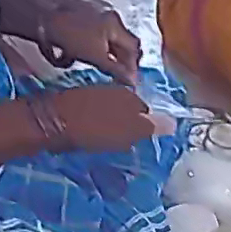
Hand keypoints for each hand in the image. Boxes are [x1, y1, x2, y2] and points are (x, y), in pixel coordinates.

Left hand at [37, 85, 154, 151]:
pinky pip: (101, 111)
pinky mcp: (81, 100)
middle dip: (134, 122)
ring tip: (117, 138)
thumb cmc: (95, 129)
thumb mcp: (129, 131)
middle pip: (132, 108)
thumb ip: (151, 127)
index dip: (149, 126)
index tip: (146, 141)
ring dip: (119, 123)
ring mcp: (96, 93)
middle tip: (133, 141)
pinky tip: (101, 131)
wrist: (55, 121)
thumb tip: (174, 124)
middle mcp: (114, 90)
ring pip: (116, 109)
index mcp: (129, 96)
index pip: (148, 111)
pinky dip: (104, 122)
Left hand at [39, 0, 141, 86]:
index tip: (128, 81)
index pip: (133, 49)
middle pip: (122, 43)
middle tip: (116, 76)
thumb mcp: (97, 57)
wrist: (41, 11)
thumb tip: (132, 83)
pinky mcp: (80, 11)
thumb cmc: (70, 32)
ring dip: (108, 54)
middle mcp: (107, 14)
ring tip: (100, 66)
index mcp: (115, 24)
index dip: (133, 67)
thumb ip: (117, 70)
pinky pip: (96, 32)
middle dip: (120, 61)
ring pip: (109, 38)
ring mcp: (94, 10)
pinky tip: (87, 53)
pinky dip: (95, 45)